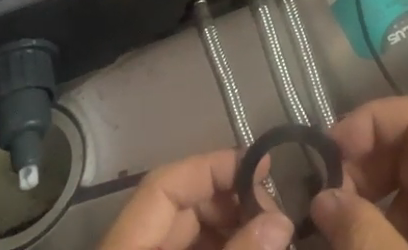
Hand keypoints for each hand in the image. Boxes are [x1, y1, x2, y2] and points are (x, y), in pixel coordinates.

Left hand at [97, 149, 294, 249]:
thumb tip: (281, 220)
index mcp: (126, 243)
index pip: (167, 182)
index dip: (215, 167)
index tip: (264, 166)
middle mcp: (133, 247)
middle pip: (184, 207)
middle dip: (234, 202)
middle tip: (276, 217)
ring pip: (195, 235)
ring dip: (235, 229)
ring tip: (272, 236)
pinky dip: (224, 249)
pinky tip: (254, 249)